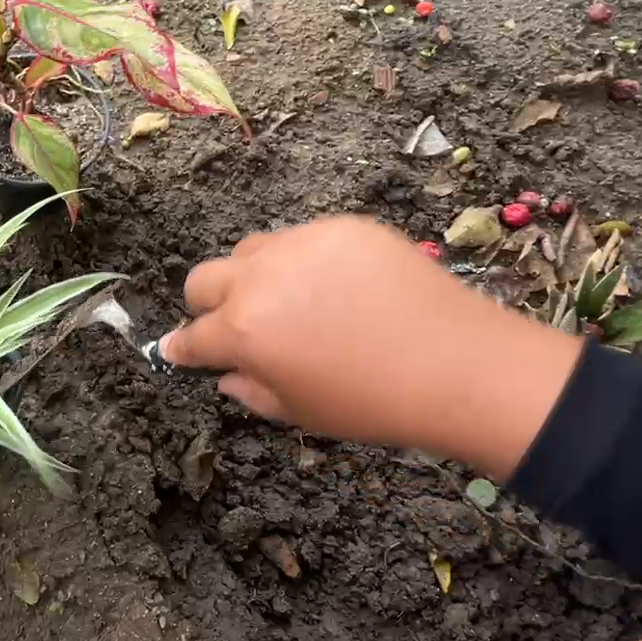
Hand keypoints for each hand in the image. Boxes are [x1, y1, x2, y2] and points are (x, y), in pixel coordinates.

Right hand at [156, 215, 582, 478]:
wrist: (464, 367)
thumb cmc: (376, 403)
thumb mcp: (300, 413)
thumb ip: (249, 391)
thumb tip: (226, 373)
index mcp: (244, 331)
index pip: (191, 335)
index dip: (181, 346)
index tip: (177, 348)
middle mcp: (259, 280)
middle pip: (201, 280)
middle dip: (206, 305)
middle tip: (236, 324)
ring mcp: (299, 246)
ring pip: (248, 251)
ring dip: (252, 277)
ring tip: (291, 301)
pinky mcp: (338, 227)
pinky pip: (299, 240)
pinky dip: (302, 263)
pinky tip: (338, 288)